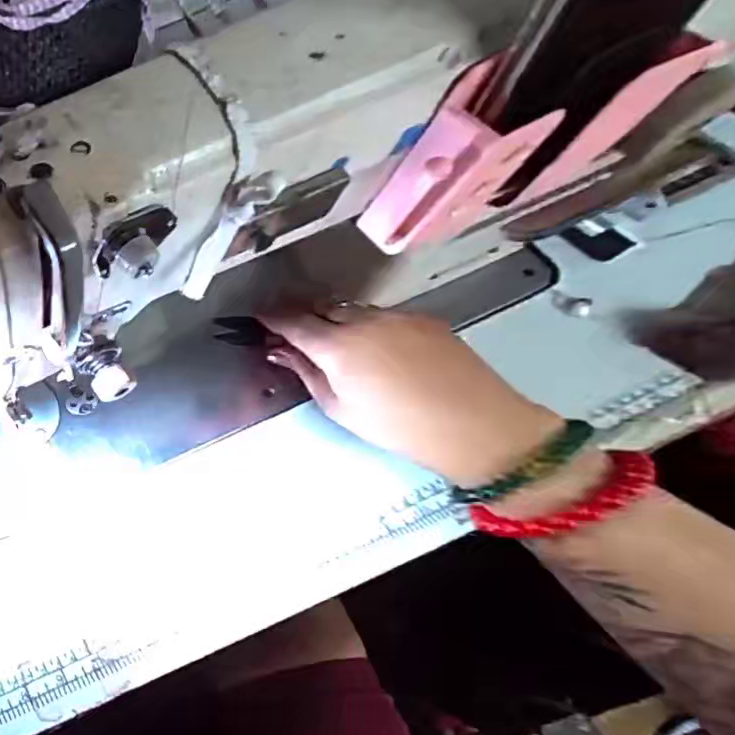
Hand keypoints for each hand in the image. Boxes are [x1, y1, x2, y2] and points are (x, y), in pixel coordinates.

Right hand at [258, 304, 567, 486]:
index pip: (294, 322)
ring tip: (331, 340)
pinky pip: (384, 315)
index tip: (260, 318)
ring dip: (335, 318)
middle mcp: (365, 321)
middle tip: (289, 328)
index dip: (272, 318)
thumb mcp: (340, 408)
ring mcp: (397, 316)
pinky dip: (368, 325)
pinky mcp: (424, 319)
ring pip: (354, 309)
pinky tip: (374, 348)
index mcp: (338, 347)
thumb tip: (282, 352)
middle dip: (301, 313)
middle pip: (322, 307)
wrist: (474, 424)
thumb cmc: (398, 427)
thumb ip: (308, 374)